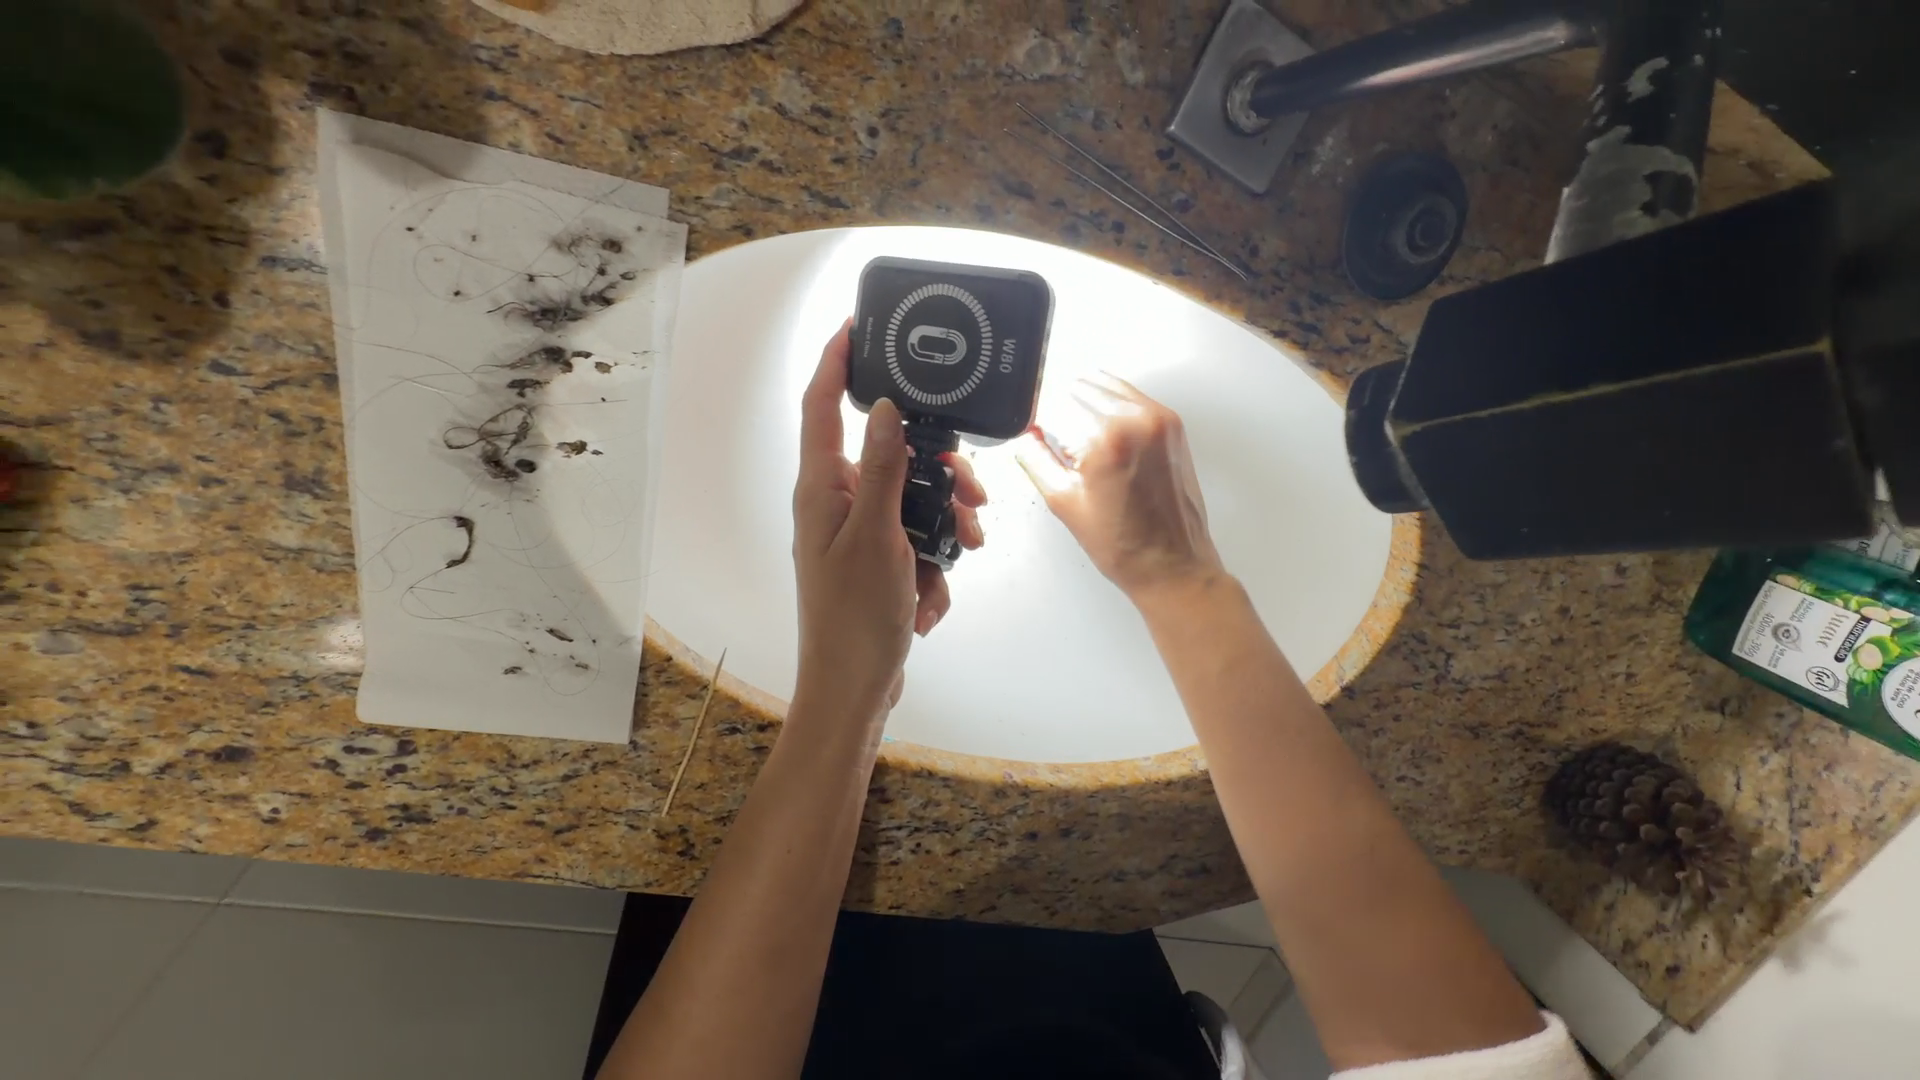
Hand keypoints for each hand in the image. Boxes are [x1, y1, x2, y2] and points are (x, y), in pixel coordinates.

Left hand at [792, 320, 986, 716]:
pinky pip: (917, 542)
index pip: (821, 406)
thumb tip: (881, 406)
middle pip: (888, 455)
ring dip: (944, 524)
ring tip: (962, 551)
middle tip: (972, 492)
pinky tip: (931, 600)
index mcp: (822, 489)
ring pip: (912, 500)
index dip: (833, 361)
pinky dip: (933, 565)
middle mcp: (837, 504)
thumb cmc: (855, 616)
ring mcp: (859, 535)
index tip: (855, 325)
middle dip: (936, 470)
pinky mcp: (879, 562)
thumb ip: (882, 469)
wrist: (854, 687)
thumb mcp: (877, 537)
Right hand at [1016, 373, 1223, 603]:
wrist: (1172, 563)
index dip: (1036, 420)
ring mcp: (1158, 417)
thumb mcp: (1061, 501)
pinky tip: (1105, 441)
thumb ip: (1035, 457)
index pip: (1053, 403)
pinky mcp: (1172, 423)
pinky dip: (1110, 408)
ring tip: (1082, 443)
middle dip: (1060, 410)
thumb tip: (1025, 432)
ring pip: (1104, 384)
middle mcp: (1136, 418)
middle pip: (1078, 386)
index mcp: (1104, 438)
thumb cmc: (1120, 543)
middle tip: (1058, 444)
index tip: (1034, 436)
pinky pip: (1130, 396)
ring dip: (1084, 404)